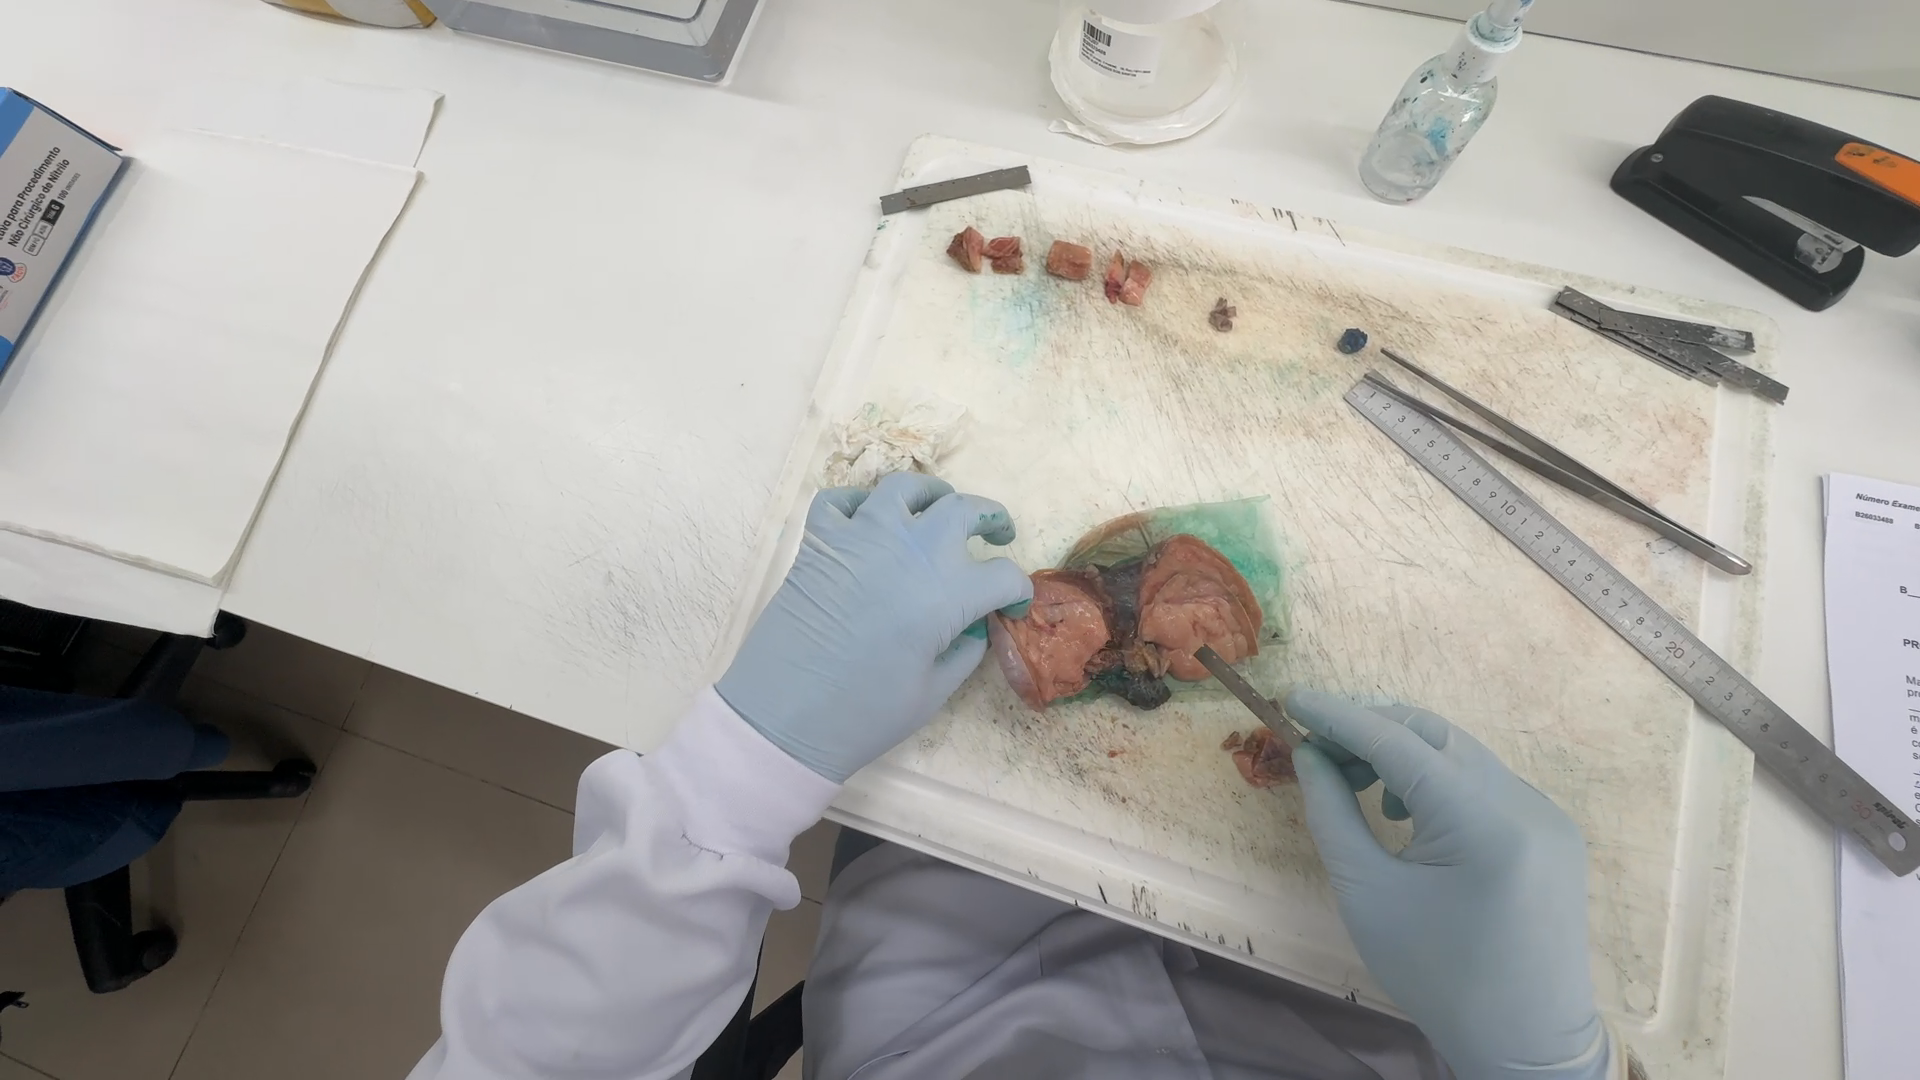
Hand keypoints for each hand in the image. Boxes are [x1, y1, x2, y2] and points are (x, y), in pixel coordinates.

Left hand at [716, 473, 1032, 782]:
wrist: (783, 715)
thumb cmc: (864, 713)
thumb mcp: (933, 692)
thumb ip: (966, 650)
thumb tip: (976, 624)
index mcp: (948, 592)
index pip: (1003, 575)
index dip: (1017, 590)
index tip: (1013, 606)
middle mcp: (911, 550)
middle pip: (964, 510)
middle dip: (992, 519)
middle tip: (997, 534)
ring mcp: (862, 536)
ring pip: (905, 487)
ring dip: (932, 495)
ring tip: (938, 509)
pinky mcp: (820, 540)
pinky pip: (841, 499)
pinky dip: (859, 502)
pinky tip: (868, 520)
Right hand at [1286, 689, 1611, 1079]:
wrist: (1528, 1047)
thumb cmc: (1434, 972)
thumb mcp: (1365, 889)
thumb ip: (1331, 809)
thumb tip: (1308, 752)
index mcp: (1483, 823)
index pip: (1397, 742)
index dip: (1338, 715)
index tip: (1291, 696)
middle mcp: (1524, 805)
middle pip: (1430, 733)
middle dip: (1367, 726)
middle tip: (1316, 742)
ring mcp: (1544, 816)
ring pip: (1454, 751)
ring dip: (1396, 748)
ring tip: (1351, 776)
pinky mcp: (1547, 831)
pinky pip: (1476, 778)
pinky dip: (1428, 773)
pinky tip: (1400, 805)